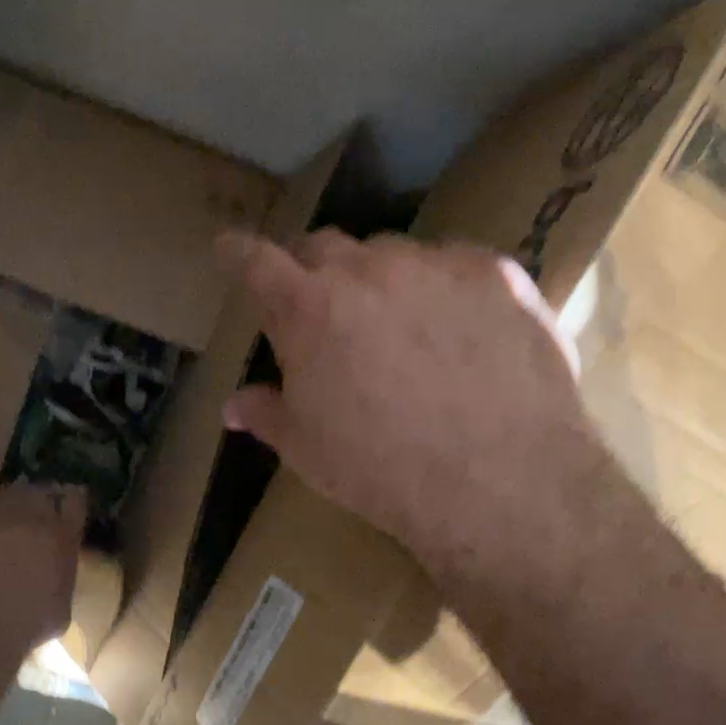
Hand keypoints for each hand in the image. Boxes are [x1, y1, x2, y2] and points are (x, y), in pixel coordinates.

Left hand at [0, 483, 87, 651]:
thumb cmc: (33, 621)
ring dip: (19, 491)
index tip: (71, 499)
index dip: (73, 498)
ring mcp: (6, 516)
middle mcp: (38, 518)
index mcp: (65, 537)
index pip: (76, 501)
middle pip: (45, 489)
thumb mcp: (63, 606)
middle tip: (42, 501)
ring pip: (16, 488)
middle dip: (45, 493)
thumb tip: (58, 580)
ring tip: (16, 497)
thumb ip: (63, 582)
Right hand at [220, 229, 604, 565]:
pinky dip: (438, 287)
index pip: (257, 264)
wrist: (495, 478)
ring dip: (377, 279)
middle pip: (324, 246)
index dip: (237, 253)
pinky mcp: (498, 274)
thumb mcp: (304, 448)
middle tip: (313, 302)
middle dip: (309, 268)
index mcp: (307, 310)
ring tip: (391, 323)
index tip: (228, 247)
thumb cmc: (376, 468)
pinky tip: (452, 329)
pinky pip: (453, 265)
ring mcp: (436, 265)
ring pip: (391, 254)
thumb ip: (265, 413)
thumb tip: (233, 406)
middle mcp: (368, 271)